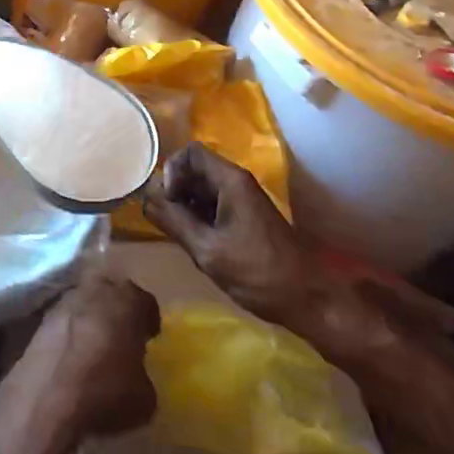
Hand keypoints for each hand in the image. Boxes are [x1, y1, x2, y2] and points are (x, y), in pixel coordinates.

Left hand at [7, 274, 161, 441]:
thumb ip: (142, 374)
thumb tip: (135, 374)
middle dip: (117, 309)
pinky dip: (70, 331)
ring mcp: (65, 301)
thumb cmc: (106, 391)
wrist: (47, 399)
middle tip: (122, 334)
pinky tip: (71, 355)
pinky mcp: (42, 319)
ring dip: (91, 317)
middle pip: (112, 291)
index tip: (148, 337)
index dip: (148, 320)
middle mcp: (97, 290)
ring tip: (95, 345)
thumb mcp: (144, 397)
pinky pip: (64, 319)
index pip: (145, 302)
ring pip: (85, 301)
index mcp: (128, 301)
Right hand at [142, 144, 326, 328]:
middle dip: (176, 190)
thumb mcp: (208, 250)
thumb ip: (174, 222)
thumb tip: (145, 199)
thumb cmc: (258, 273)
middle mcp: (237, 182)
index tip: (167, 201)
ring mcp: (244, 199)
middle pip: (196, 168)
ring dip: (186, 204)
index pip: (190, 153)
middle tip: (167, 221)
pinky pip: (214, 203)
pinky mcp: (246, 216)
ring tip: (180, 234)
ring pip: (203, 187)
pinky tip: (196, 242)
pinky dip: (199, 215)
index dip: (171, 172)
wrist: (308, 300)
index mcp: (231, 180)